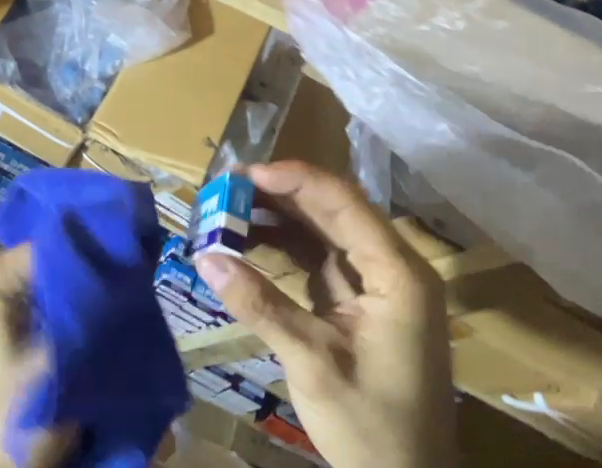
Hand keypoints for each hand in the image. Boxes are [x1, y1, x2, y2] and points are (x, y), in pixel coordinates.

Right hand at [192, 162, 452, 467]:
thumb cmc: (371, 426)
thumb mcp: (312, 363)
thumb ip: (260, 304)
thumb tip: (203, 256)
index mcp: (397, 275)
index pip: (343, 203)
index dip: (294, 180)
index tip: (244, 175)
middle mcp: (392, 268)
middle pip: (332, 211)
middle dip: (278, 196)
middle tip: (225, 188)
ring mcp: (378, 285)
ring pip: (323, 231)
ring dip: (277, 219)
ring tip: (227, 210)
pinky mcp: (360, 303)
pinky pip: (319, 258)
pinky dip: (283, 248)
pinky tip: (247, 243)